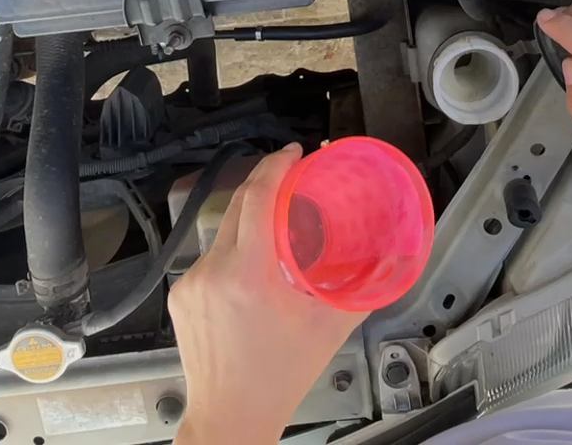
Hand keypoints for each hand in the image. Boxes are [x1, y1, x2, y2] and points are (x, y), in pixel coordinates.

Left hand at [169, 143, 365, 444]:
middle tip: (290, 173)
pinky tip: (251, 262)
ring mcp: (192, 281)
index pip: (257, 197)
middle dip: (264, 181)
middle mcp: (214, 271)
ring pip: (223, 229)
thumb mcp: (328, 328)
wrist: (230, 419)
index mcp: (249, 274)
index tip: (292, 153)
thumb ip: (360, 289)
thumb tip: (389, 260)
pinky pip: (210, 254)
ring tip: (275, 222)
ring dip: (249, 217)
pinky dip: (232, 249)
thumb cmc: (279, 378)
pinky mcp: (181, 292)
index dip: (275, 166)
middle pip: (238, 203)